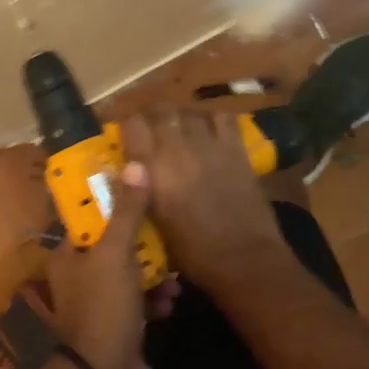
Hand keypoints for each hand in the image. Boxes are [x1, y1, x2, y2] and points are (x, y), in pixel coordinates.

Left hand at [44, 161, 156, 368]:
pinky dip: (156, 298)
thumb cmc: (104, 305)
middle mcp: (80, 272)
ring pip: (133, 271)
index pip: (90, 214)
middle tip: (169, 237)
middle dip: (146, 242)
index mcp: (69, 252)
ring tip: (174, 279)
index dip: (115, 200)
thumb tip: (135, 163)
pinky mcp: (121, 322)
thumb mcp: (116, 253)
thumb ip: (128, 210)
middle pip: (117, 241)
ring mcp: (100, 299)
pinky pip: (142, 299)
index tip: (143, 190)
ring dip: (156, 273)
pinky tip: (170, 302)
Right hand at [118, 110, 286, 290]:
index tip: (125, 128)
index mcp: (152, 169)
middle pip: (160, 110)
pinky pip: (222, 116)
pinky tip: (209, 126)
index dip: (127, 122)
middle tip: (151, 125)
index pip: (132, 124)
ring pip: (189, 111)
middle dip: (153, 114)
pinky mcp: (235, 148)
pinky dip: (212, 116)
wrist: (243, 258)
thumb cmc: (193, 252)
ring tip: (179, 125)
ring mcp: (208, 144)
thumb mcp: (154, 223)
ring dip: (181, 115)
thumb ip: (140, 192)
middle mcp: (177, 148)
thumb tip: (131, 173)